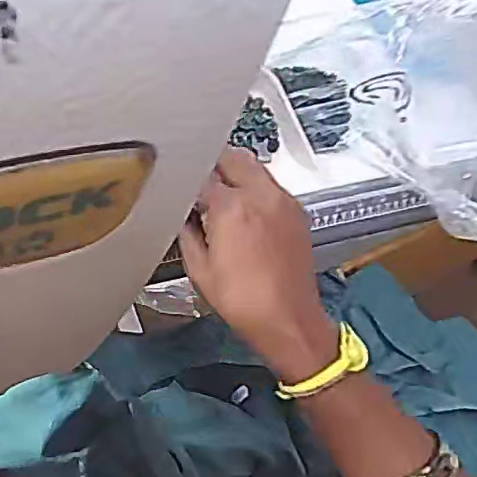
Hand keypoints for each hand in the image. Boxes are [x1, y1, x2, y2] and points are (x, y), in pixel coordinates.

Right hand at [179, 148, 339, 382]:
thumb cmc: (242, 300)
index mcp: (232, 207)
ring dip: (235, 175)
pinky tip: (242, 215)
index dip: (186, 182)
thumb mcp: (199, 269)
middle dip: (213, 165)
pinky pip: (271, 188)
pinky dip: (254, 190)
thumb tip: (184, 217)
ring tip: (219, 200)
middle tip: (197, 183)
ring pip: (255, 169)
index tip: (178, 191)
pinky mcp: (297, 213)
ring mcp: (284, 201)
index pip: (203, 175)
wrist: (287, 318)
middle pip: (234, 157)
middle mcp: (262, 195)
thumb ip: (186, 233)